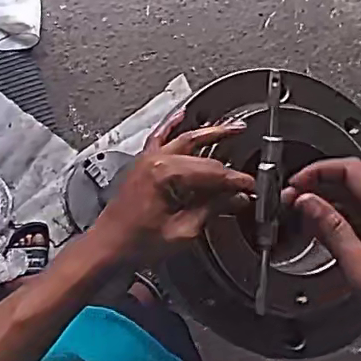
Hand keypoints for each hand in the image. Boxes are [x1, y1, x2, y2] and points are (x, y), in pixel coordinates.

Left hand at [87, 110, 255, 267]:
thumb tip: (235, 198)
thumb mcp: (183, 231)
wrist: (109, 245)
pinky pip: (160, 137)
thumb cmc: (136, 242)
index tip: (251, 188)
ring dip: (209, 132)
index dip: (236, 181)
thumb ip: (211, 209)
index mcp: (166, 174)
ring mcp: (148, 158)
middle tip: (249, 167)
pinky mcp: (143, 163)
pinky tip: (182, 116)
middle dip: (227, 166)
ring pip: (184, 139)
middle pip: (202, 156)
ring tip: (231, 127)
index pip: (212, 172)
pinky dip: (172, 125)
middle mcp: (156, 160)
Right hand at [288, 159, 360, 360]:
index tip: (297, 184)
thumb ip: (332, 230)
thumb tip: (309, 202)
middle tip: (298, 205)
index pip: (352, 170)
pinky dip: (357, 223)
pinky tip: (342, 242)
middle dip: (324, 191)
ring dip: (339, 208)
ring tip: (314, 227)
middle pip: (360, 183)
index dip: (318, 171)